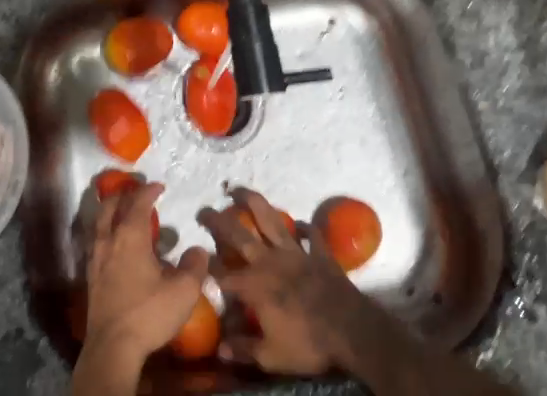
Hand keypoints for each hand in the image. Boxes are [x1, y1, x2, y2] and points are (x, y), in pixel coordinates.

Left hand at [80, 183, 211, 363]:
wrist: (113, 345)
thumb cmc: (149, 313)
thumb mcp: (183, 291)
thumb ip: (194, 267)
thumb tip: (198, 250)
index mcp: (130, 236)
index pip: (138, 203)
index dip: (148, 191)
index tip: (158, 186)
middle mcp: (109, 240)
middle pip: (110, 206)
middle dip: (123, 194)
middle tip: (136, 192)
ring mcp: (95, 258)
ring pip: (98, 223)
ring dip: (109, 211)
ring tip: (122, 212)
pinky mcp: (90, 276)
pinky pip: (95, 241)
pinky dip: (104, 232)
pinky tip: (112, 244)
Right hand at [200, 189, 383, 375]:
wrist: (351, 331)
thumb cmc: (308, 344)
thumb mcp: (272, 356)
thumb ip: (244, 350)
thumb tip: (220, 349)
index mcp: (254, 285)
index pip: (222, 274)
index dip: (206, 268)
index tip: (195, 262)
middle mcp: (269, 261)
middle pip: (238, 234)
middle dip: (218, 221)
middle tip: (203, 210)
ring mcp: (295, 253)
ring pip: (270, 220)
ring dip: (253, 202)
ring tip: (238, 190)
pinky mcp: (319, 253)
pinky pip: (311, 235)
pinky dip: (305, 228)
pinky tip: (299, 224)